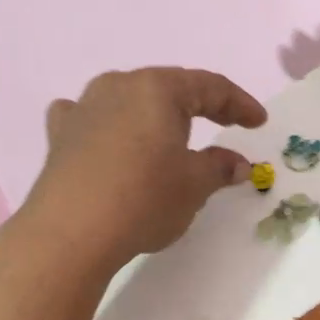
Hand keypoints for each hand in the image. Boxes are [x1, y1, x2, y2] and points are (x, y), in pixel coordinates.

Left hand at [17, 66, 267, 267]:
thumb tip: (237, 163)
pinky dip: (107, 126)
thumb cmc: (144, 200)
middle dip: (197, 106)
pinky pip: (90, 119)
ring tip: (168, 133)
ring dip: (152, 115)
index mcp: (157, 89)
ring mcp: (83, 108)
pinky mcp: (60, 136)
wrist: (72, 232)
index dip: (238, 103)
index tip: (258, 122)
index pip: (209, 87)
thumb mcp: (194, 186)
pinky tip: (106, 136)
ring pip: (127, 100)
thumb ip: (219, 167)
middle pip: (166, 89)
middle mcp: (118, 87)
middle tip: (223, 123)